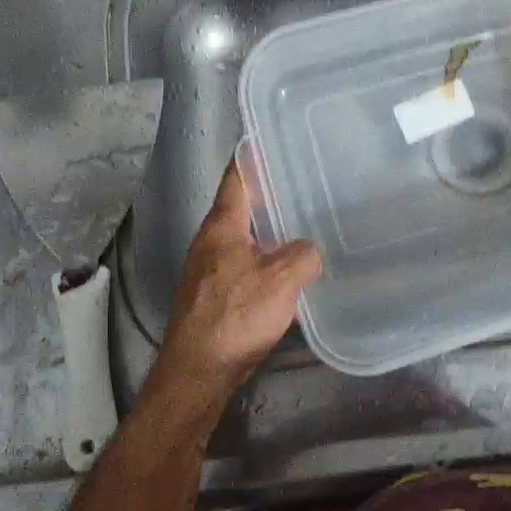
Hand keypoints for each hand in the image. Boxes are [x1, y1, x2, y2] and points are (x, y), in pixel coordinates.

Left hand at [154, 157, 321, 404]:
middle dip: (272, 194)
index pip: (236, 176)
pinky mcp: (217, 294)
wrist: (199, 370)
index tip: (275, 139)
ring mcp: (211, 269)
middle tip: (309, 182)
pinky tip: (293, 270)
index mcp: (222, 225)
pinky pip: (248, 264)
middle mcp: (211, 241)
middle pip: (242, 206)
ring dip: (272, 230)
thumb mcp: (282, 279)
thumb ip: (304, 255)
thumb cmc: (236, 315)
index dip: (253, 155)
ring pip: (246, 238)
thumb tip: (311, 251)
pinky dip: (269, 259)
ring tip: (309, 223)